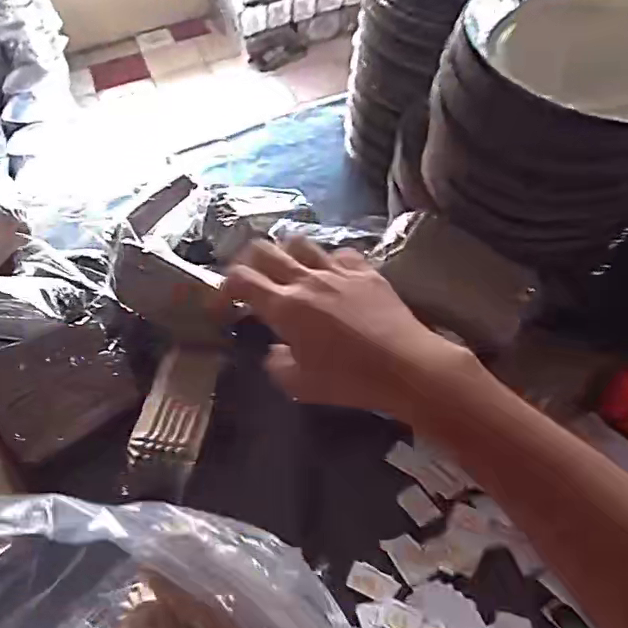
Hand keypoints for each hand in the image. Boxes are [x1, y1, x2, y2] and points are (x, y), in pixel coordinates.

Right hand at [221, 236, 479, 419]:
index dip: (223, 290)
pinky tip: (330, 276)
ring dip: (285, 255)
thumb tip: (275, 350)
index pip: (241, 280)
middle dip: (247, 263)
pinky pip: (338, 253)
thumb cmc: (348, 381)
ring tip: (287, 273)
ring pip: (300, 243)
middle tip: (249, 283)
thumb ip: (276, 362)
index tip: (223, 309)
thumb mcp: (298, 384)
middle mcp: (307, 280)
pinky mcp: (366, 271)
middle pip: (264, 250)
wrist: (404, 367)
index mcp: (285, 307)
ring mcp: (338, 271)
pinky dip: (326, 261)